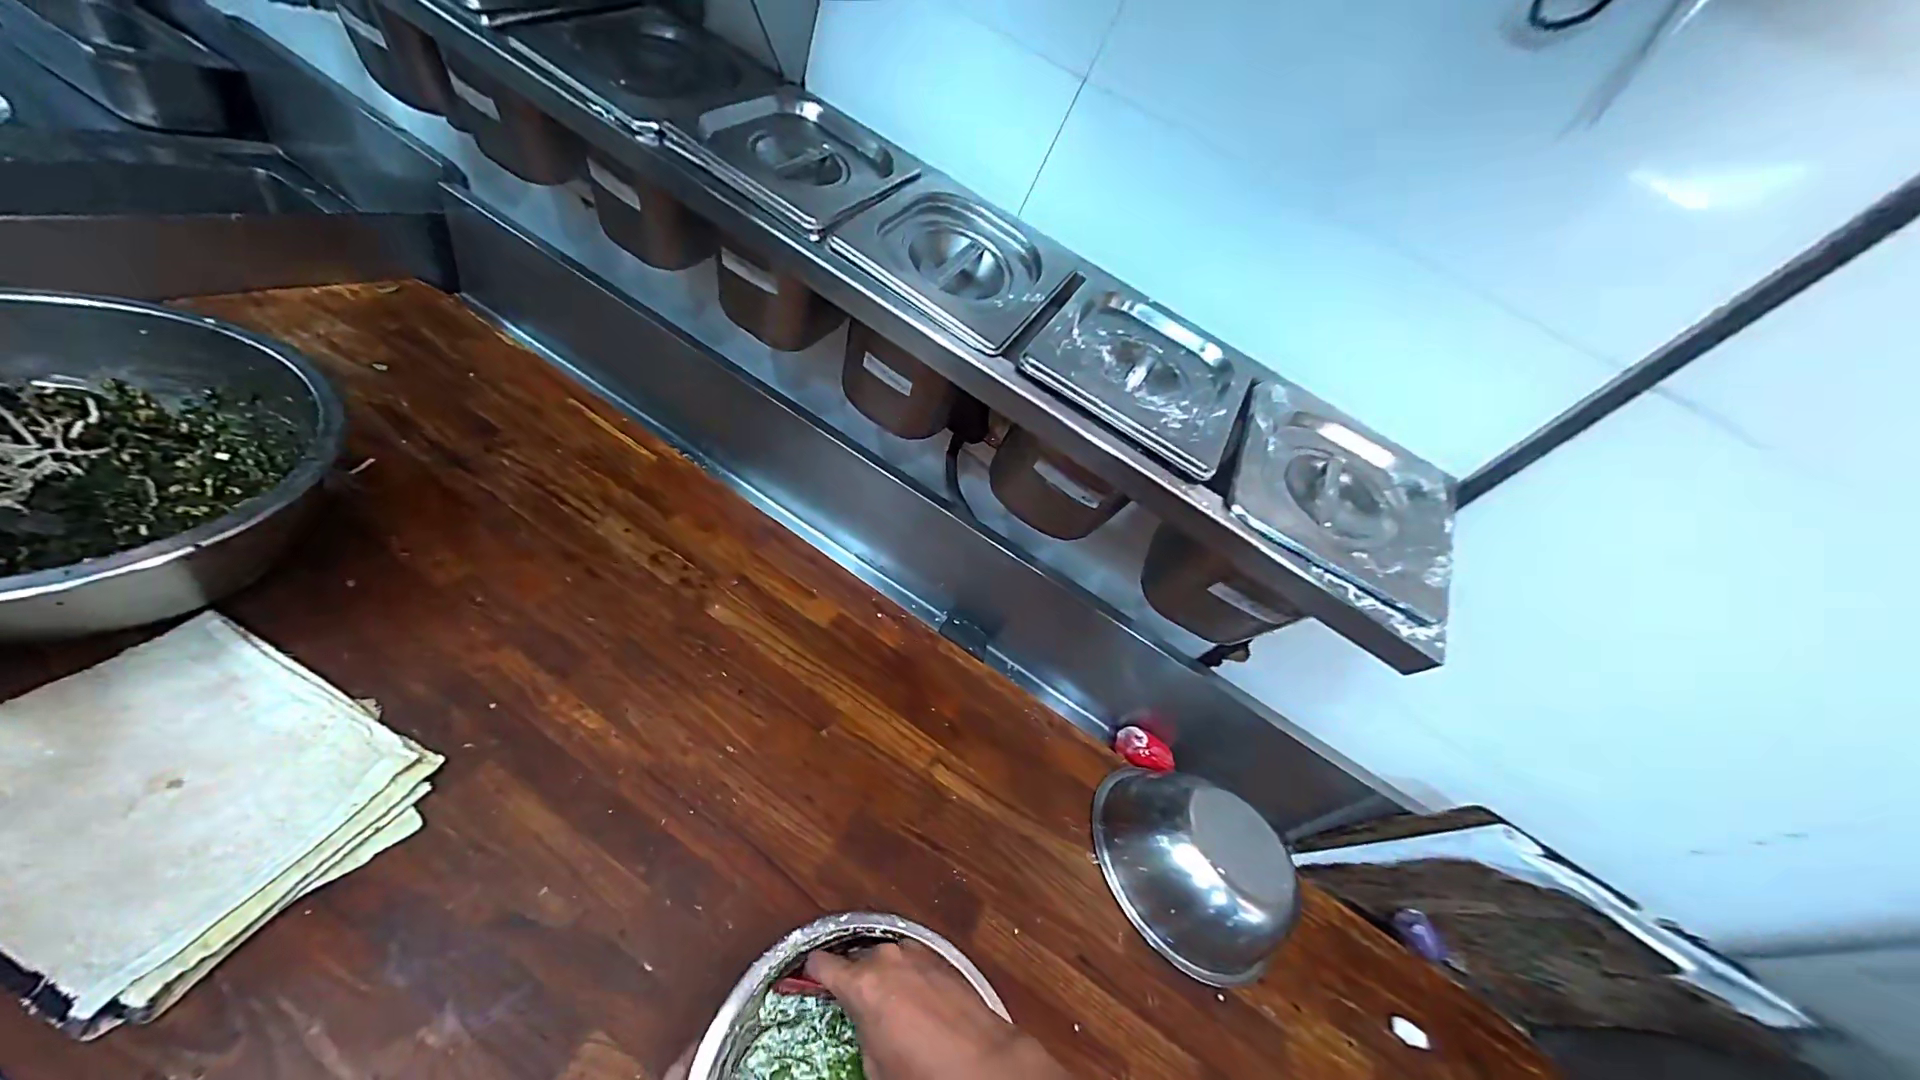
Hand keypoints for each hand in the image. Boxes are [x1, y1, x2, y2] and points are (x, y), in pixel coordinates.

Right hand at [806, 942, 1070, 1079]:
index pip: (823, 963)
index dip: (813, 971)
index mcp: (862, 983)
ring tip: (887, 1004)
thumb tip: (862, 1024)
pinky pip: (910, 959)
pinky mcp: (938, 957)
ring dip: (882, 974)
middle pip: (856, 959)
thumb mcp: (874, 1064)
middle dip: (851, 977)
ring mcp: (914, 953)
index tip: (809, 976)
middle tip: (851, 1003)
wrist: (982, 1060)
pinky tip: (913, 999)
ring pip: (885, 957)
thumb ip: (861, 1030)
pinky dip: (906, 973)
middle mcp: (886, 959)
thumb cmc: (925, 1069)